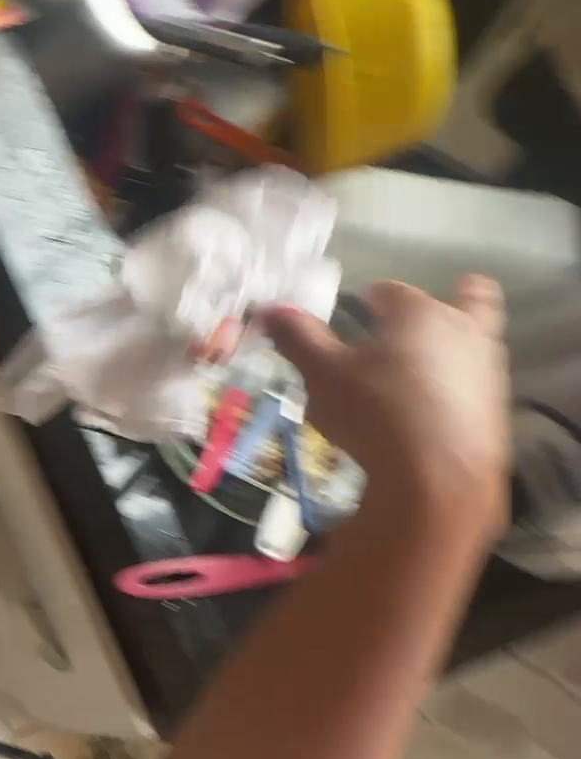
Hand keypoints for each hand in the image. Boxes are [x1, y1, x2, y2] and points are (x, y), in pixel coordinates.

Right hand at [261, 276, 510, 530]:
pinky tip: (418, 397)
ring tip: (412, 359)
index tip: (357, 302)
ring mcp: (484, 363)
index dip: (370, 295)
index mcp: (418, 314)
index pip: (392, 291)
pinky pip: (467, 372)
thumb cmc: (371, 408)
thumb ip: (298, 338)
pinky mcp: (489, 398)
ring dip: (447, 338)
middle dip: (452, 296)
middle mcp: (461, 328)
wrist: (435, 467)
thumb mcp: (321, 373)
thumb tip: (271, 308)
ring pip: (471, 336)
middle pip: (468, 298)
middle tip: (433, 305)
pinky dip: (447, 374)